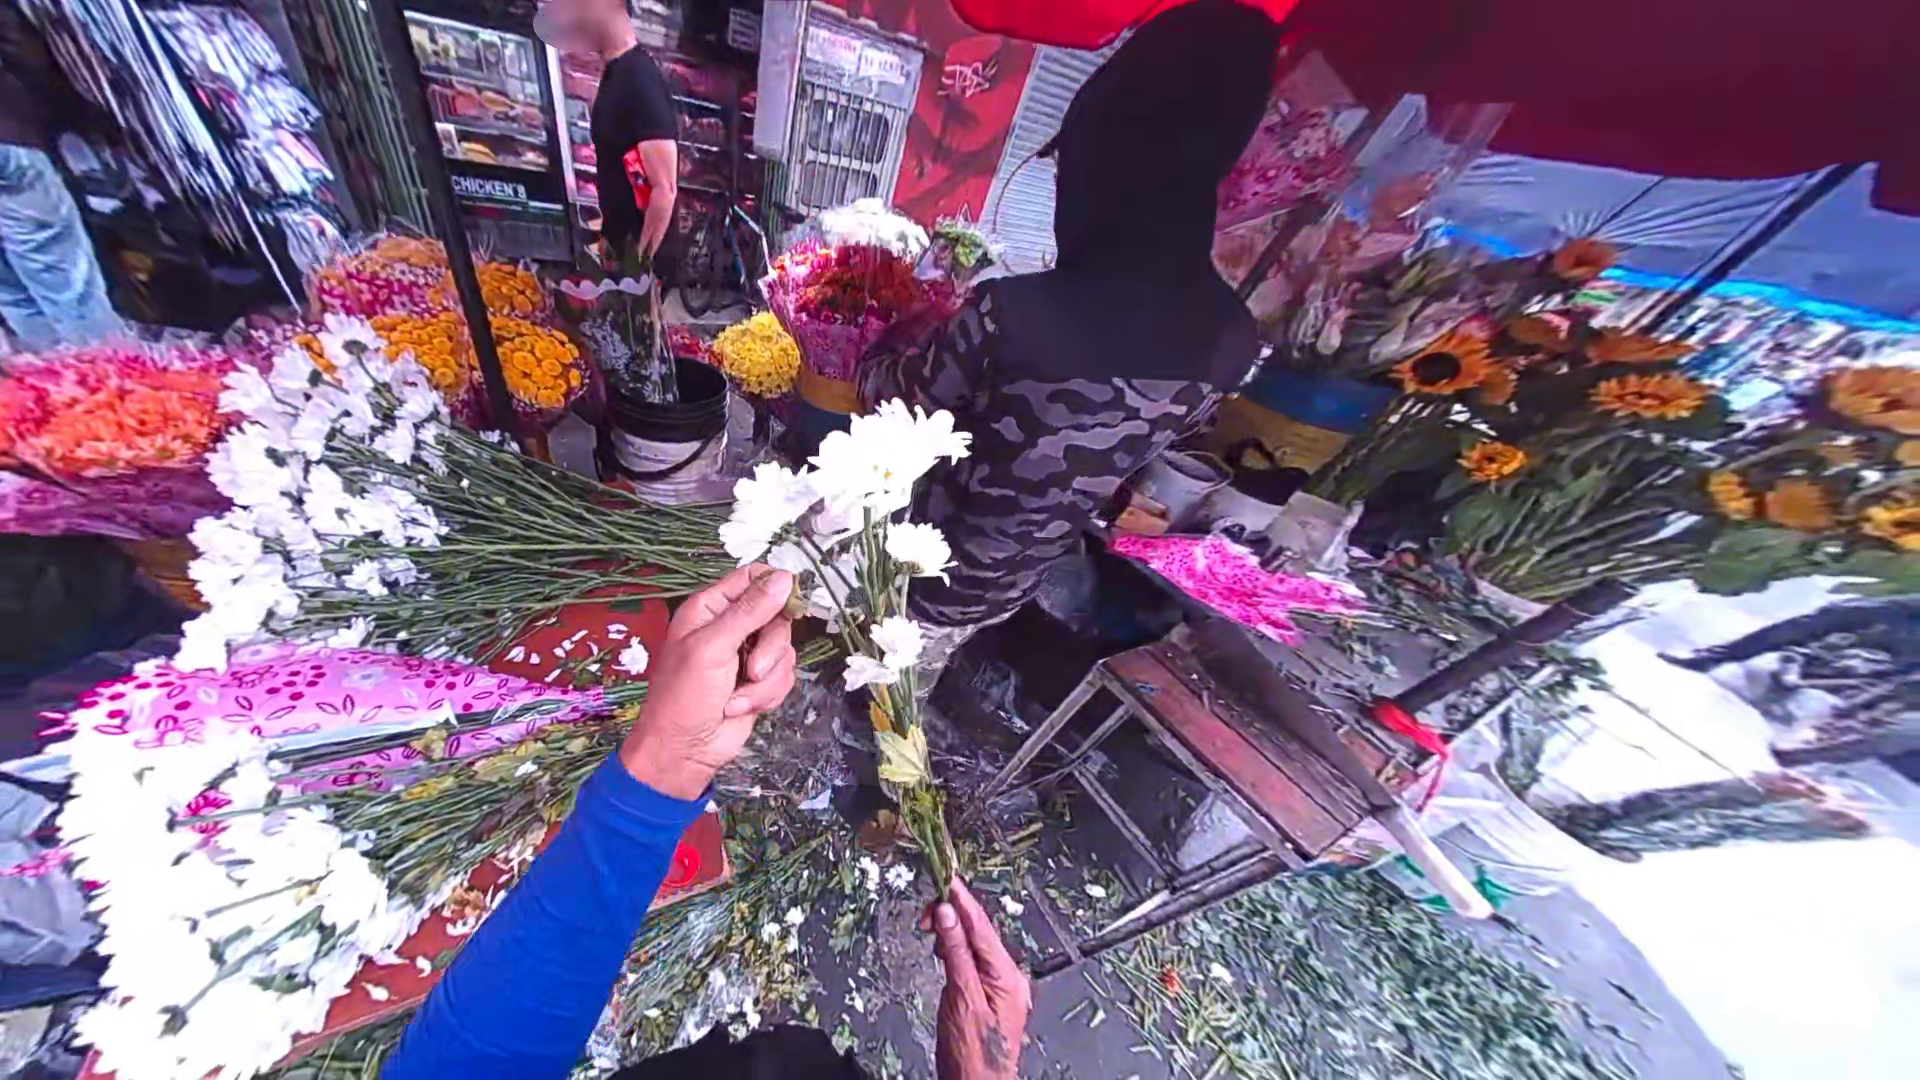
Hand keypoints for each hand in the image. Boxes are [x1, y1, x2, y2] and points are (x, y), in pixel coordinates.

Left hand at [619, 565, 795, 798]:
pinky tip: (742, 705)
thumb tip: (786, 577)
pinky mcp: (761, 679)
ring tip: (738, 695)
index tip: (789, 606)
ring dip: (767, 678)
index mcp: (712, 608)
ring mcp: (749, 653)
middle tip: (752, 668)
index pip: (754, 578)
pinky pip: (786, 674)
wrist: (684, 753)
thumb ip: (751, 611)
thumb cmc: (684, 697)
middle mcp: (732, 625)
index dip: (775, 587)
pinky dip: (768, 693)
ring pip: (785, 648)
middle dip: (770, 648)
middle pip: (778, 614)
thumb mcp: (713, 647)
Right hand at [929, 878, 1030, 1079]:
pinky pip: (972, 958)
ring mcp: (999, 984)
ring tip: (931, 925)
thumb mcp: (962, 997)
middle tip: (928, 909)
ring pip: (974, 943)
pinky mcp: (988, 993)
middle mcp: (1008, 974)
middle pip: (979, 930)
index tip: (947, 879)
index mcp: (1007, 973)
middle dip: (953, 914)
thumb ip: (955, 951)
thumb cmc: (973, 1056)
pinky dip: (955, 947)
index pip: (981, 924)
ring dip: (952, 929)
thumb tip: (947, 912)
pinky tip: (943, 946)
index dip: (962, 899)